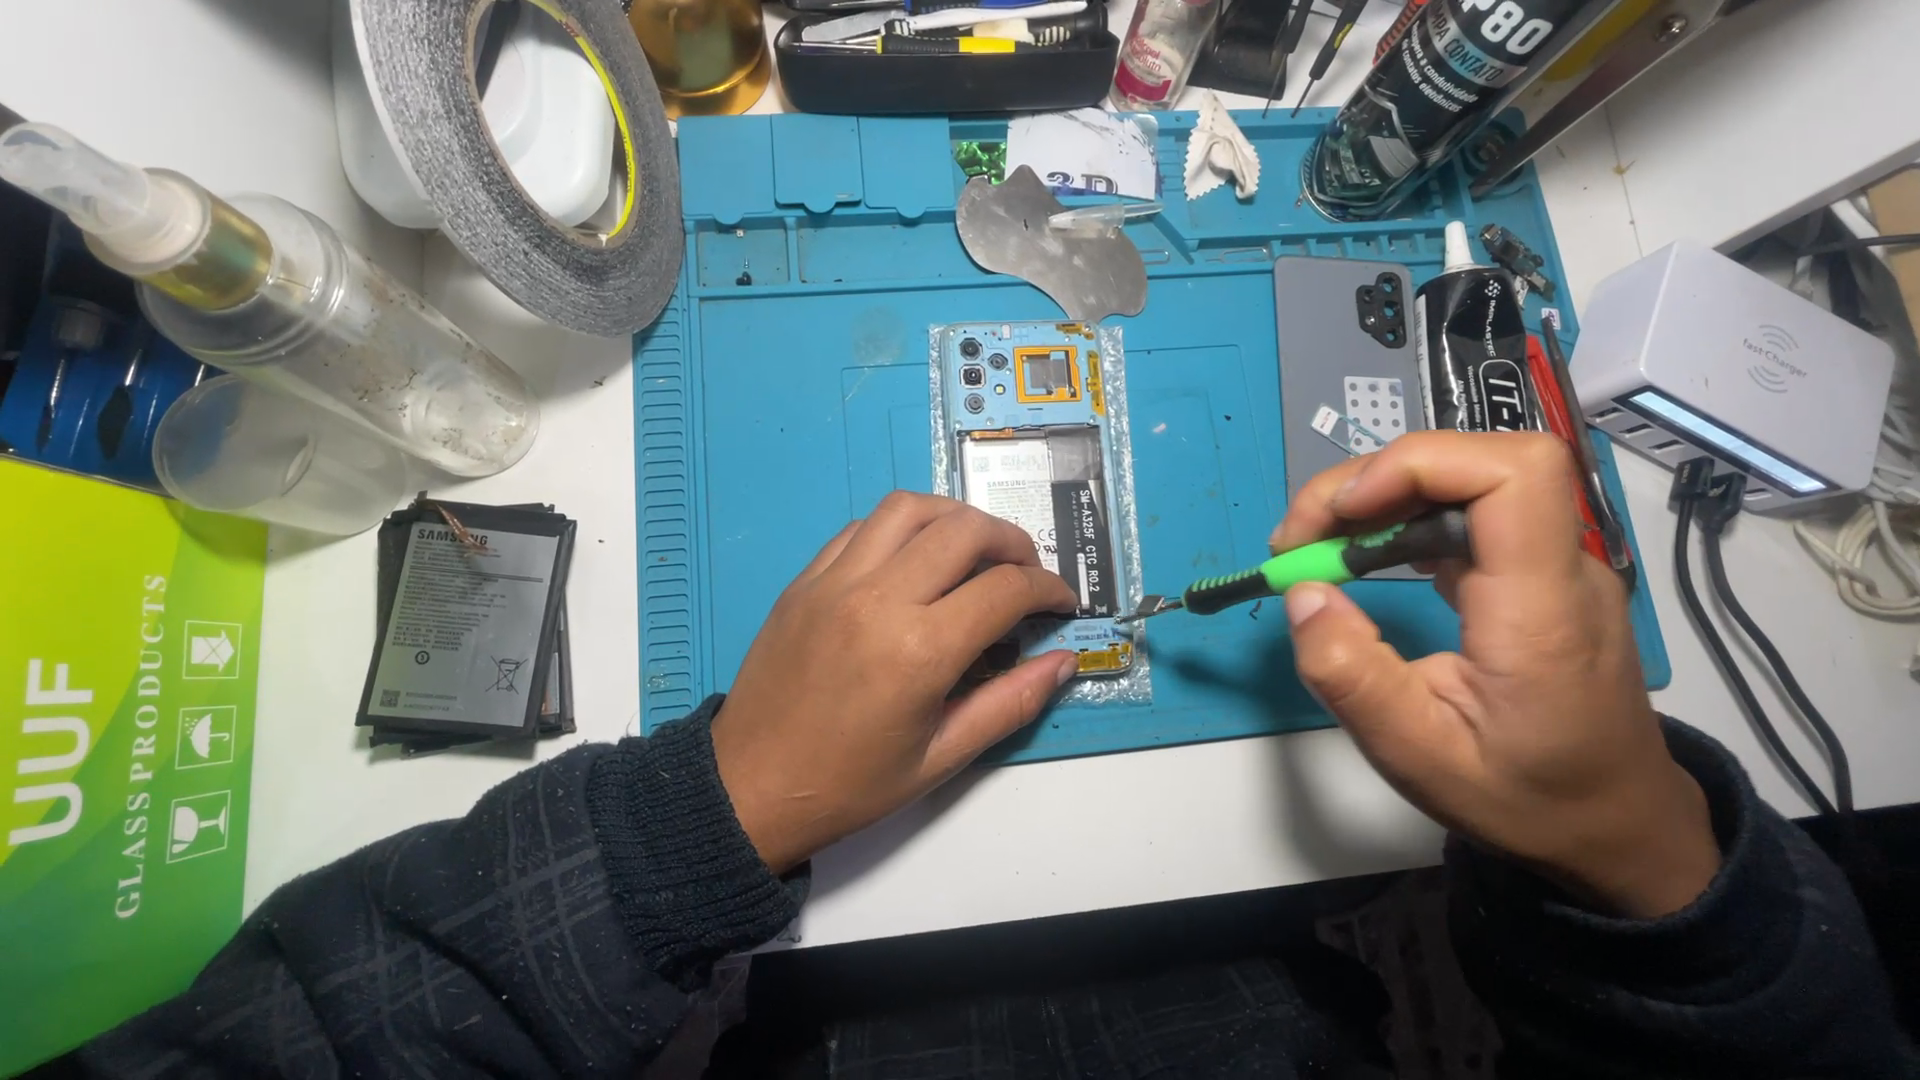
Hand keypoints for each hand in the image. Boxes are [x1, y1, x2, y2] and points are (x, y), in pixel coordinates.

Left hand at [710, 493, 1079, 873]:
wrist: (749, 787)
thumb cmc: (849, 784)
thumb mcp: (941, 758)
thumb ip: (1011, 703)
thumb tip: (1064, 661)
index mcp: (919, 650)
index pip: (1005, 589)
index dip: (1048, 589)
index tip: (1061, 602)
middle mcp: (878, 598)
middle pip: (964, 530)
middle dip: (1013, 542)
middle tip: (1027, 571)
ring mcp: (835, 581)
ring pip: (910, 509)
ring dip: (956, 518)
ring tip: (975, 549)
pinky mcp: (805, 579)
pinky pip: (862, 527)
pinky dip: (902, 527)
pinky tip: (914, 557)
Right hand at [1271, 432, 1718, 917]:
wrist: (1617, 826)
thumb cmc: (1524, 797)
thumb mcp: (1416, 756)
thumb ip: (1351, 676)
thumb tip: (1302, 593)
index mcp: (1540, 610)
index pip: (1511, 474)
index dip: (1416, 466)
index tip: (1341, 516)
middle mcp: (1559, 567)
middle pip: (1473, 463)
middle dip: (1368, 483)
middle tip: (1297, 542)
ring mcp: (1550, 565)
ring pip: (1462, 480)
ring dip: (1375, 498)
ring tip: (1315, 550)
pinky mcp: (1531, 572)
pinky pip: (1462, 514)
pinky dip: (1396, 520)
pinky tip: (1359, 558)